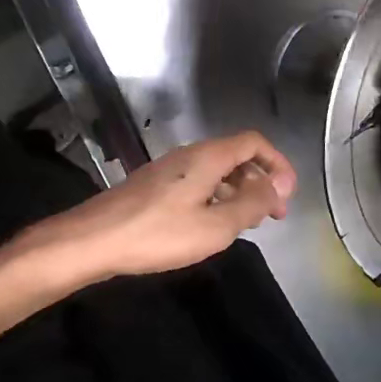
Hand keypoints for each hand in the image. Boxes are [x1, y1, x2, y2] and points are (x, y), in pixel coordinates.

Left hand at [16, 131, 297, 283]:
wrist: (94, 239)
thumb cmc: (158, 233)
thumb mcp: (214, 226)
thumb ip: (250, 205)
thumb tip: (277, 187)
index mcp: (208, 157)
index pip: (254, 142)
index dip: (277, 163)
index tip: (286, 195)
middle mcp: (190, 154)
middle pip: (237, 154)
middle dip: (261, 180)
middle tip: (273, 215)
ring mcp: (170, 168)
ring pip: (217, 170)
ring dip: (239, 191)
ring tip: (247, 223)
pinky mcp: (156, 184)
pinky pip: (199, 181)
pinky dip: (217, 196)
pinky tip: (212, 224)